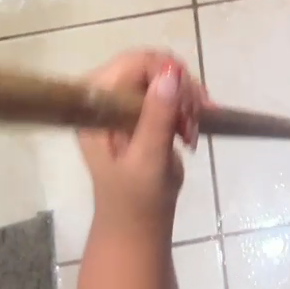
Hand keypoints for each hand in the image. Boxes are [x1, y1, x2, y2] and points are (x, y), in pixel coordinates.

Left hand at [78, 50, 206, 240]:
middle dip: (180, 89)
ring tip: (193, 131)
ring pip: (166, 77)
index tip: (188, 103)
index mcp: (95, 105)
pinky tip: (194, 129)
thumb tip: (171, 73)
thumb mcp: (148, 159)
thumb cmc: (136, 199)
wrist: (139, 225)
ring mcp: (125, 103)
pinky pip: (171, 92)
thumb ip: (157, 117)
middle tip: (194, 119)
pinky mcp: (142, 111)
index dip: (165, 72)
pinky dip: (188, 106)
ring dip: (187, 100)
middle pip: (152, 65)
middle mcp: (106, 97)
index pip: (131, 63)